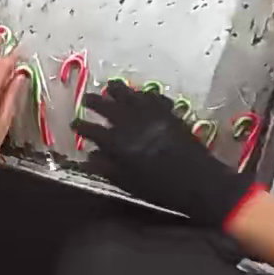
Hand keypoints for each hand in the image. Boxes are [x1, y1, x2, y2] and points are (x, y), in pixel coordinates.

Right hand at [72, 81, 256, 224]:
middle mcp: (133, 124)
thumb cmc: (160, 189)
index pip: (93, 130)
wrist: (199, 182)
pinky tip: (142, 94)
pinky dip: (146, 95)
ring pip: (131, 96)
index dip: (82, 126)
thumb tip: (90, 157)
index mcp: (119, 143)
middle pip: (109, 107)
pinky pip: (155, 99)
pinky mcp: (170, 114)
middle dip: (96, 101)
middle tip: (87, 98)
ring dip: (119, 90)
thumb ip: (107, 168)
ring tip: (111, 85)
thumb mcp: (128, 183)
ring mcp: (153, 115)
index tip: (74, 124)